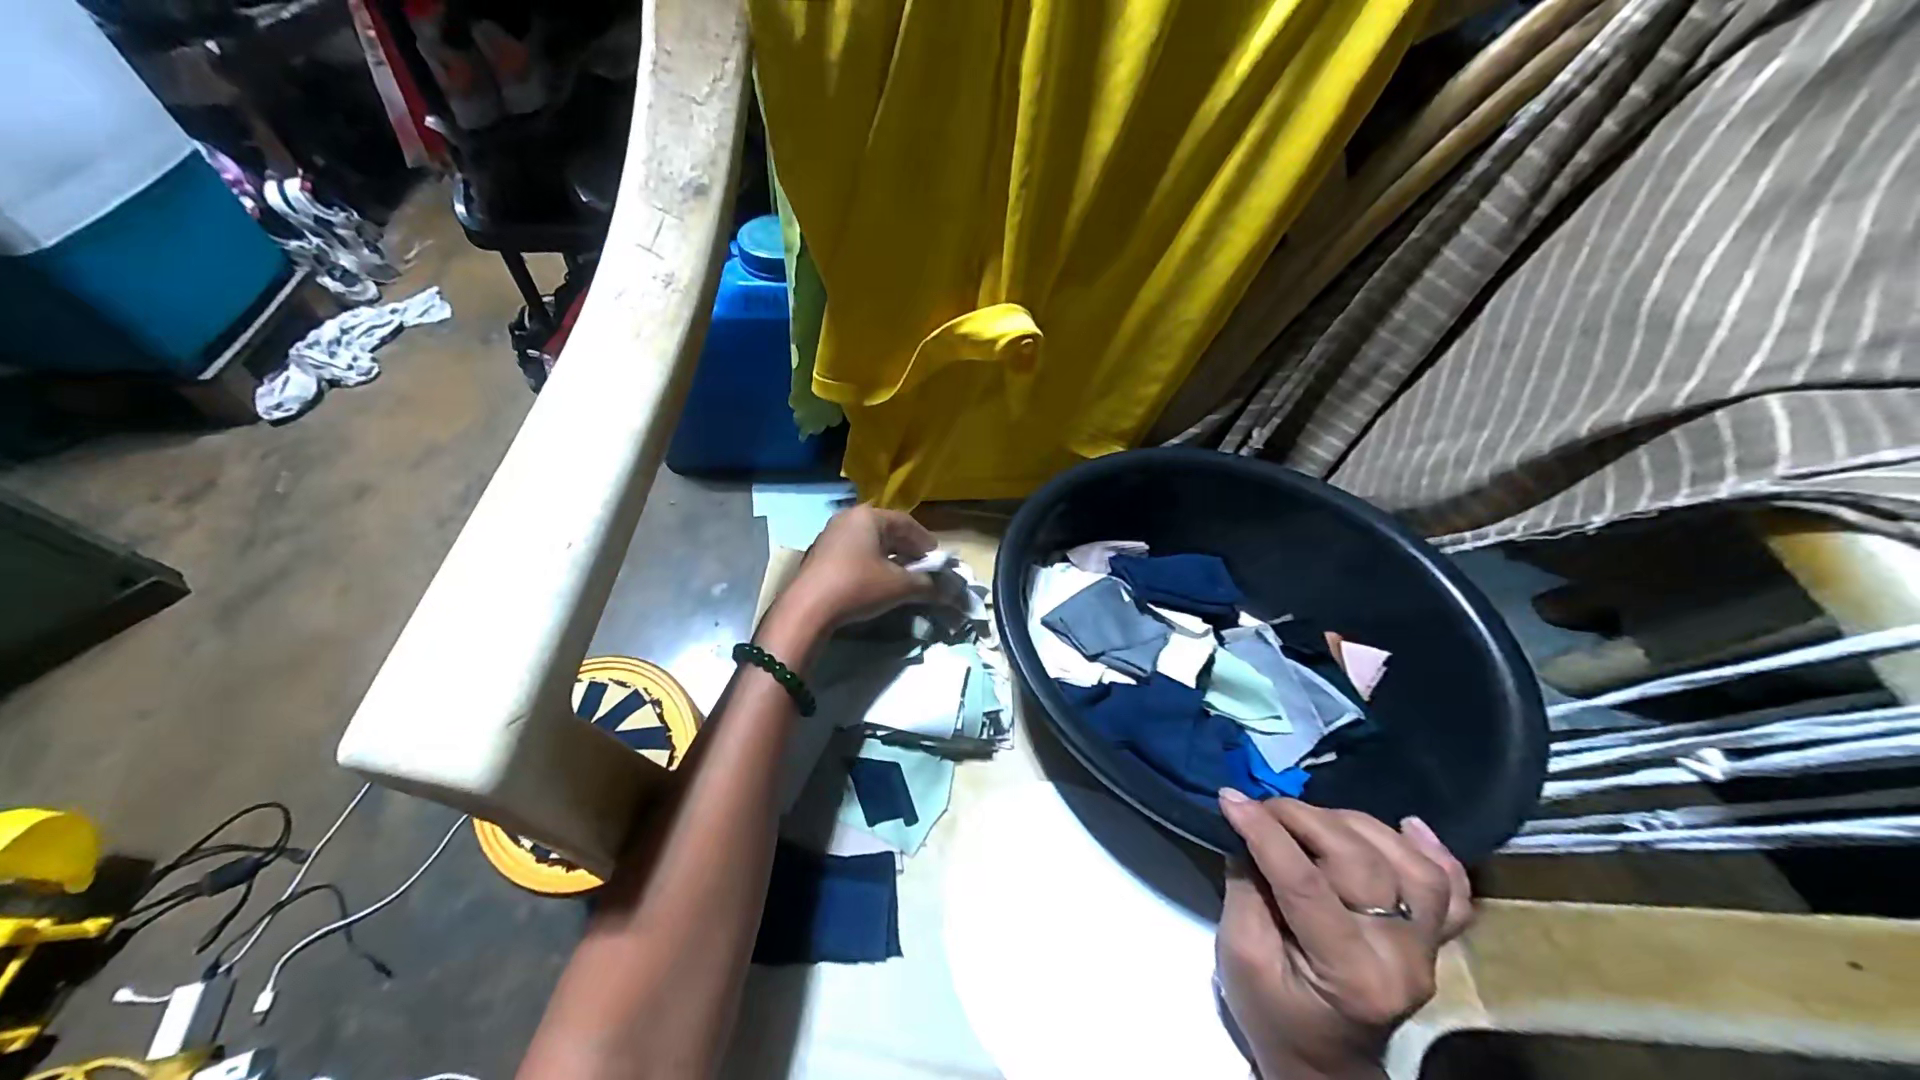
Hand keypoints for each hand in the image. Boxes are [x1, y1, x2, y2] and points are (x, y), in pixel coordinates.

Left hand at [776, 505, 946, 634]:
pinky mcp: (820, 554)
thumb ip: (927, 585)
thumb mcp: (899, 586)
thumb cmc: (858, 586)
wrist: (808, 609)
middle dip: (908, 550)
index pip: (907, 523)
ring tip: (904, 577)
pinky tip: (878, 582)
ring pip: (870, 543)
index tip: (938, 561)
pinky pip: (854, 553)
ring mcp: (830, 535)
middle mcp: (848, 519)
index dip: (926, 542)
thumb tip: (950, 591)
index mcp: (868, 517)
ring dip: (890, 558)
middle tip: (924, 569)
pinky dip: (871, 564)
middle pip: (888, 531)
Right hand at [1215, 793, 1471, 1079]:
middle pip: (1362, 864)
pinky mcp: (1434, 940)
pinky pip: (1452, 890)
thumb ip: (1248, 887)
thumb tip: (1249, 827)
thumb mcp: (1239, 953)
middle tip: (1263, 806)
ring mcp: (1428, 949)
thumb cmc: (1272, 1010)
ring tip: (1309, 817)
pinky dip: (1434, 851)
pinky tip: (1407, 824)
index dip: (1264, 833)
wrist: (1321, 1060)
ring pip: (1409, 864)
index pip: (1305, 884)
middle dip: (1304, 819)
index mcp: (1351, 975)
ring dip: (1353, 824)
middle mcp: (1403, 960)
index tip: (1230, 799)